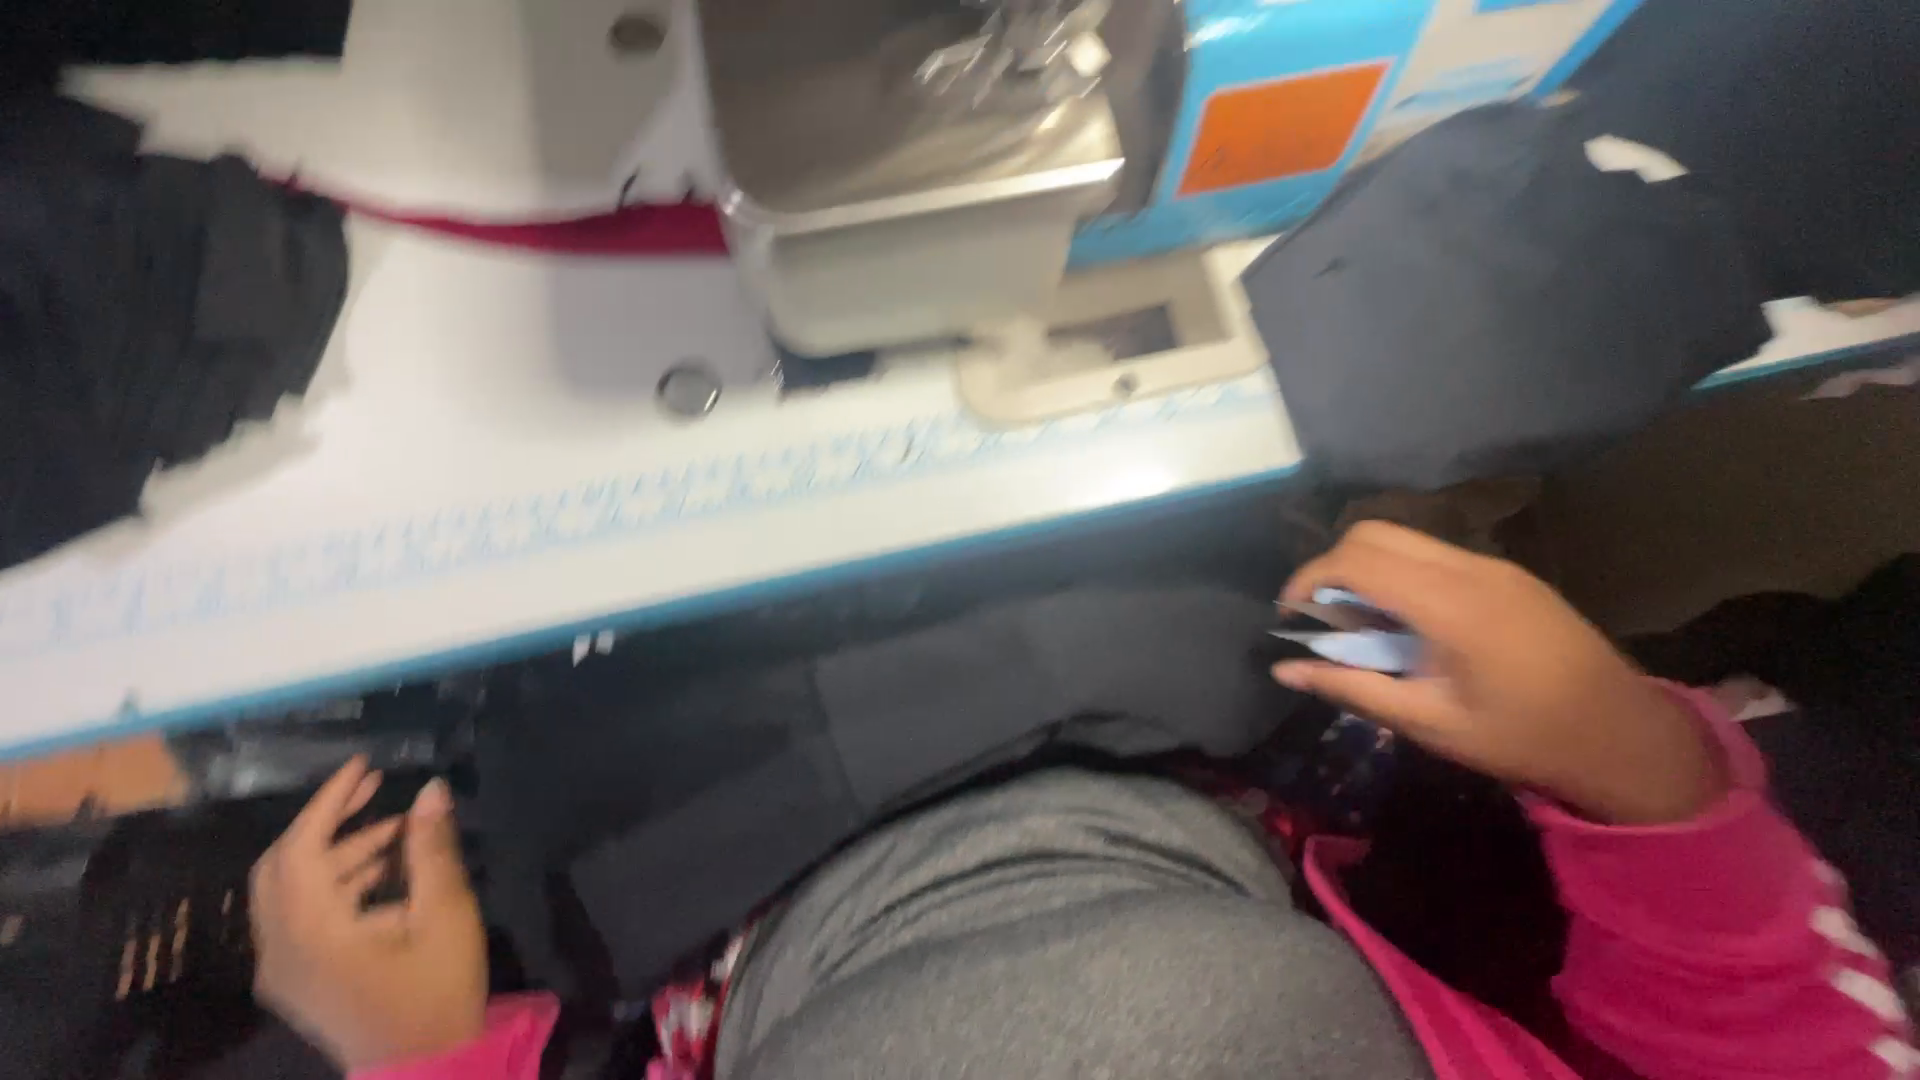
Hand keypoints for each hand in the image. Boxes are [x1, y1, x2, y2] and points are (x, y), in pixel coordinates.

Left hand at [250, 758, 487, 1071]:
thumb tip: (431, 790)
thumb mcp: (446, 911)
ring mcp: (284, 967)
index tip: (364, 766)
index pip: (301, 848)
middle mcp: (279, 947)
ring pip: (294, 888)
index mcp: (310, 931)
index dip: (328, 801)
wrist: (425, 1064)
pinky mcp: (300, 977)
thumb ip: (432, 848)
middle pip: (283, 865)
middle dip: (328, 819)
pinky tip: (388, 870)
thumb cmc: (437, 986)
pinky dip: (339, 881)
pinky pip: (304, 913)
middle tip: (376, 787)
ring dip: (341, 851)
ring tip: (402, 830)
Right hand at [1272, 522, 1726, 824]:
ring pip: (1402, 538)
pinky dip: (1397, 573)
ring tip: (1361, 622)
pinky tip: (1405, 622)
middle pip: (1372, 532)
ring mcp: (1493, 565)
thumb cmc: (1520, 737)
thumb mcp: (1427, 722)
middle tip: (1322, 617)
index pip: (1356, 560)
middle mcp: (1470, 569)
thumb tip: (1284, 671)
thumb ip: (1351, 687)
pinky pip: (1431, 553)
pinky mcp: (1506, 572)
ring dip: (1364, 568)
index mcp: (1450, 606)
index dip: (1307, 580)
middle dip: (1330, 566)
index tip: (1291, 617)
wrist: (1624, 737)